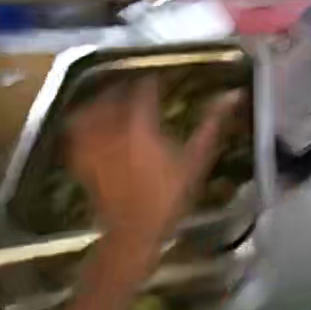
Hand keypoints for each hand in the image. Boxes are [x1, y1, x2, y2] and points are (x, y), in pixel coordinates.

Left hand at [65, 77, 238, 278]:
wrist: (135, 231)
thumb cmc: (171, 196)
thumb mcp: (197, 159)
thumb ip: (213, 124)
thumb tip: (234, 94)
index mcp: (141, 126)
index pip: (144, 91)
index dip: (153, 81)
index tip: (162, 78)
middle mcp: (112, 130)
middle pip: (112, 97)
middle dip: (125, 88)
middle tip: (138, 87)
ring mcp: (93, 145)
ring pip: (89, 111)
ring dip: (100, 102)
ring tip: (112, 100)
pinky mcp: (81, 161)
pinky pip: (76, 133)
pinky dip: (84, 124)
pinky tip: (93, 126)